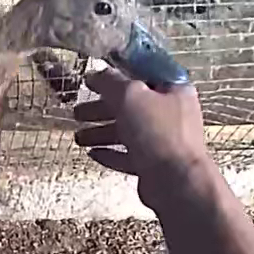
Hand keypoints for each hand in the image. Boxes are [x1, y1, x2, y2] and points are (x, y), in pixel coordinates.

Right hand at [73, 69, 213, 203]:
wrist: (176, 181)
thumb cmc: (158, 133)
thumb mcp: (130, 96)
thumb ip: (110, 83)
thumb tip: (95, 74)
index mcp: (172, 89)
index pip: (141, 73)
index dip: (116, 72)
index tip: (93, 77)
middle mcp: (170, 113)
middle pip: (130, 105)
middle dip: (101, 108)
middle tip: (77, 111)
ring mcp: (163, 140)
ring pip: (127, 131)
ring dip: (101, 132)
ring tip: (78, 137)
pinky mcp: (154, 164)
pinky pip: (128, 155)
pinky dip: (110, 153)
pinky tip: (93, 154)